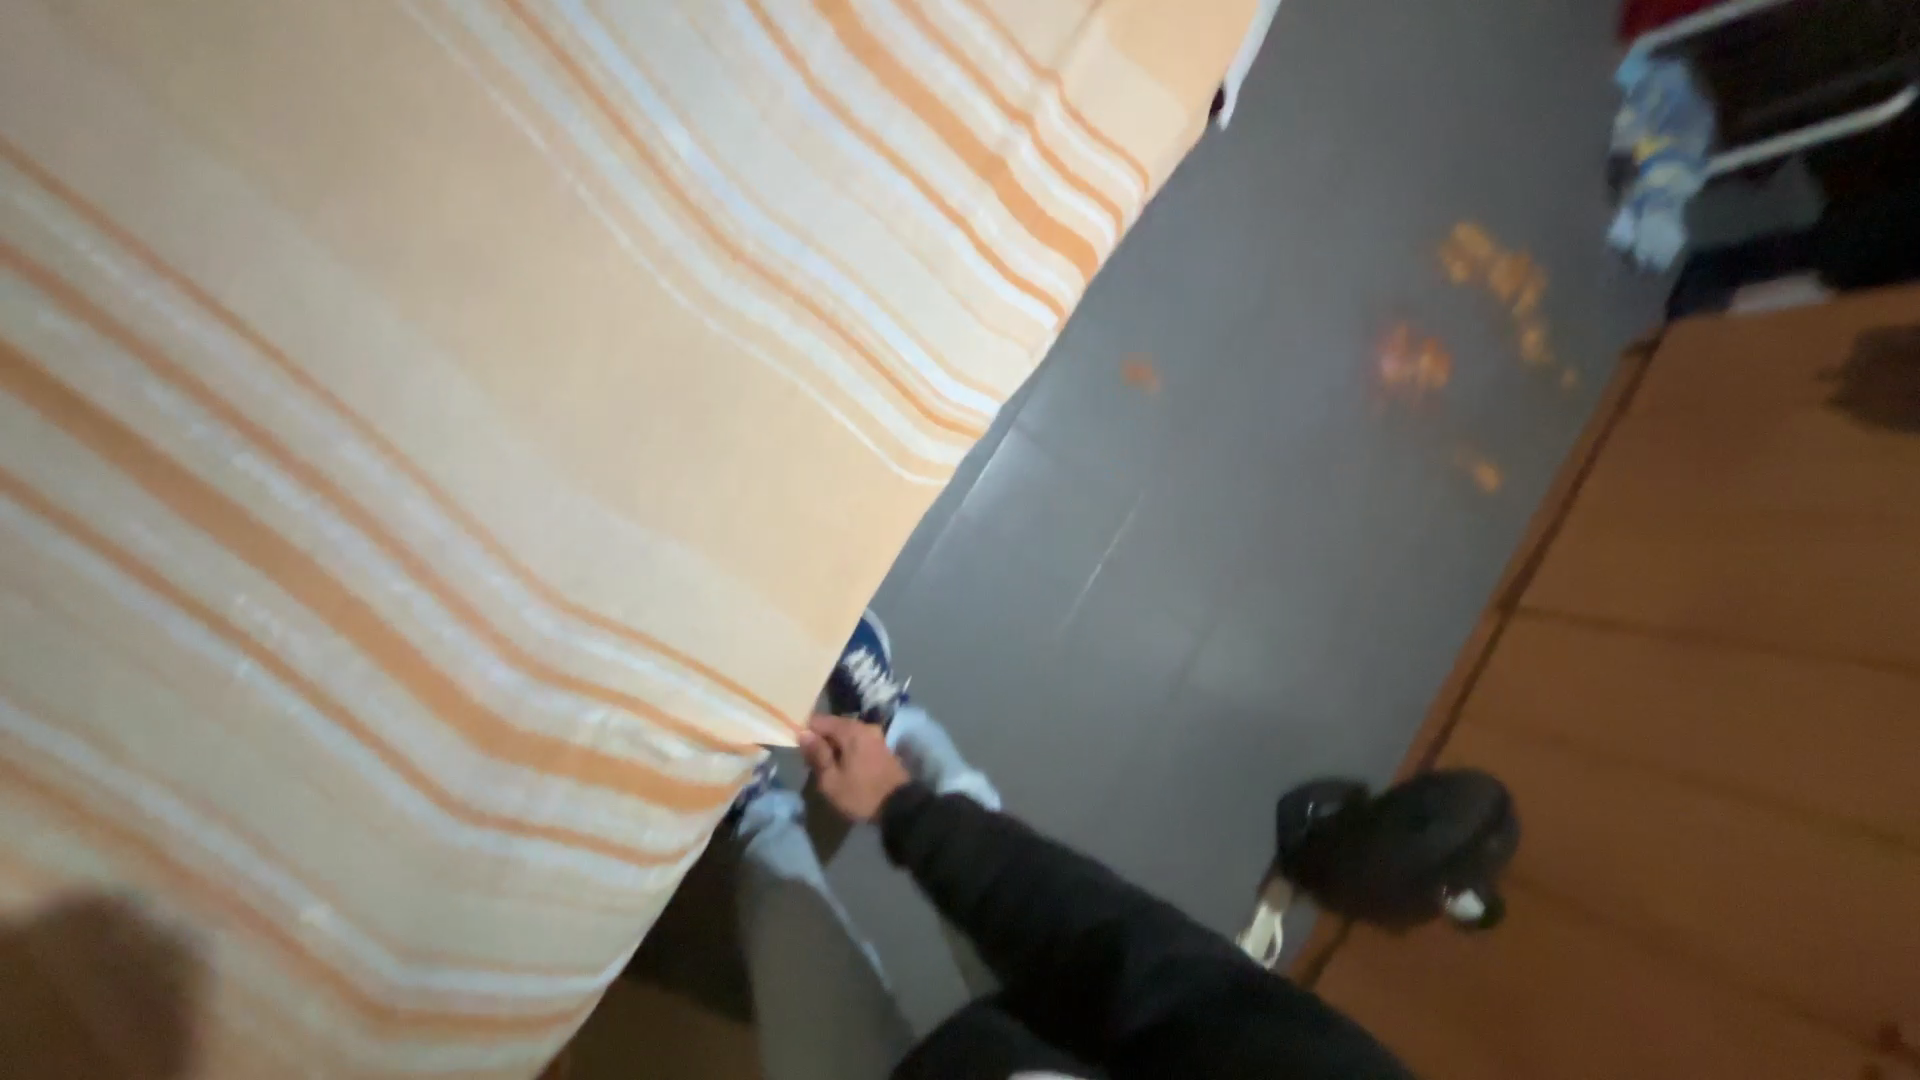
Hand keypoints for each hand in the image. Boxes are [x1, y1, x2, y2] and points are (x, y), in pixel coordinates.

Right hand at [799, 713, 910, 822]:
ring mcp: (875, 735)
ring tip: (826, 769)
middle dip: (820, 741)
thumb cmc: (861, 794)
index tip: (800, 751)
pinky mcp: (881, 746)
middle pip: (834, 726)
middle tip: (812, 764)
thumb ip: (817, 754)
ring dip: (833, 747)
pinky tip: (842, 767)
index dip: (806, 732)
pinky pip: (857, 741)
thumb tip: (804, 734)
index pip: (819, 720)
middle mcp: (865, 726)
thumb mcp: (831, 780)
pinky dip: (846, 750)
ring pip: (845, 734)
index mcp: (851, 730)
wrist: (900, 806)